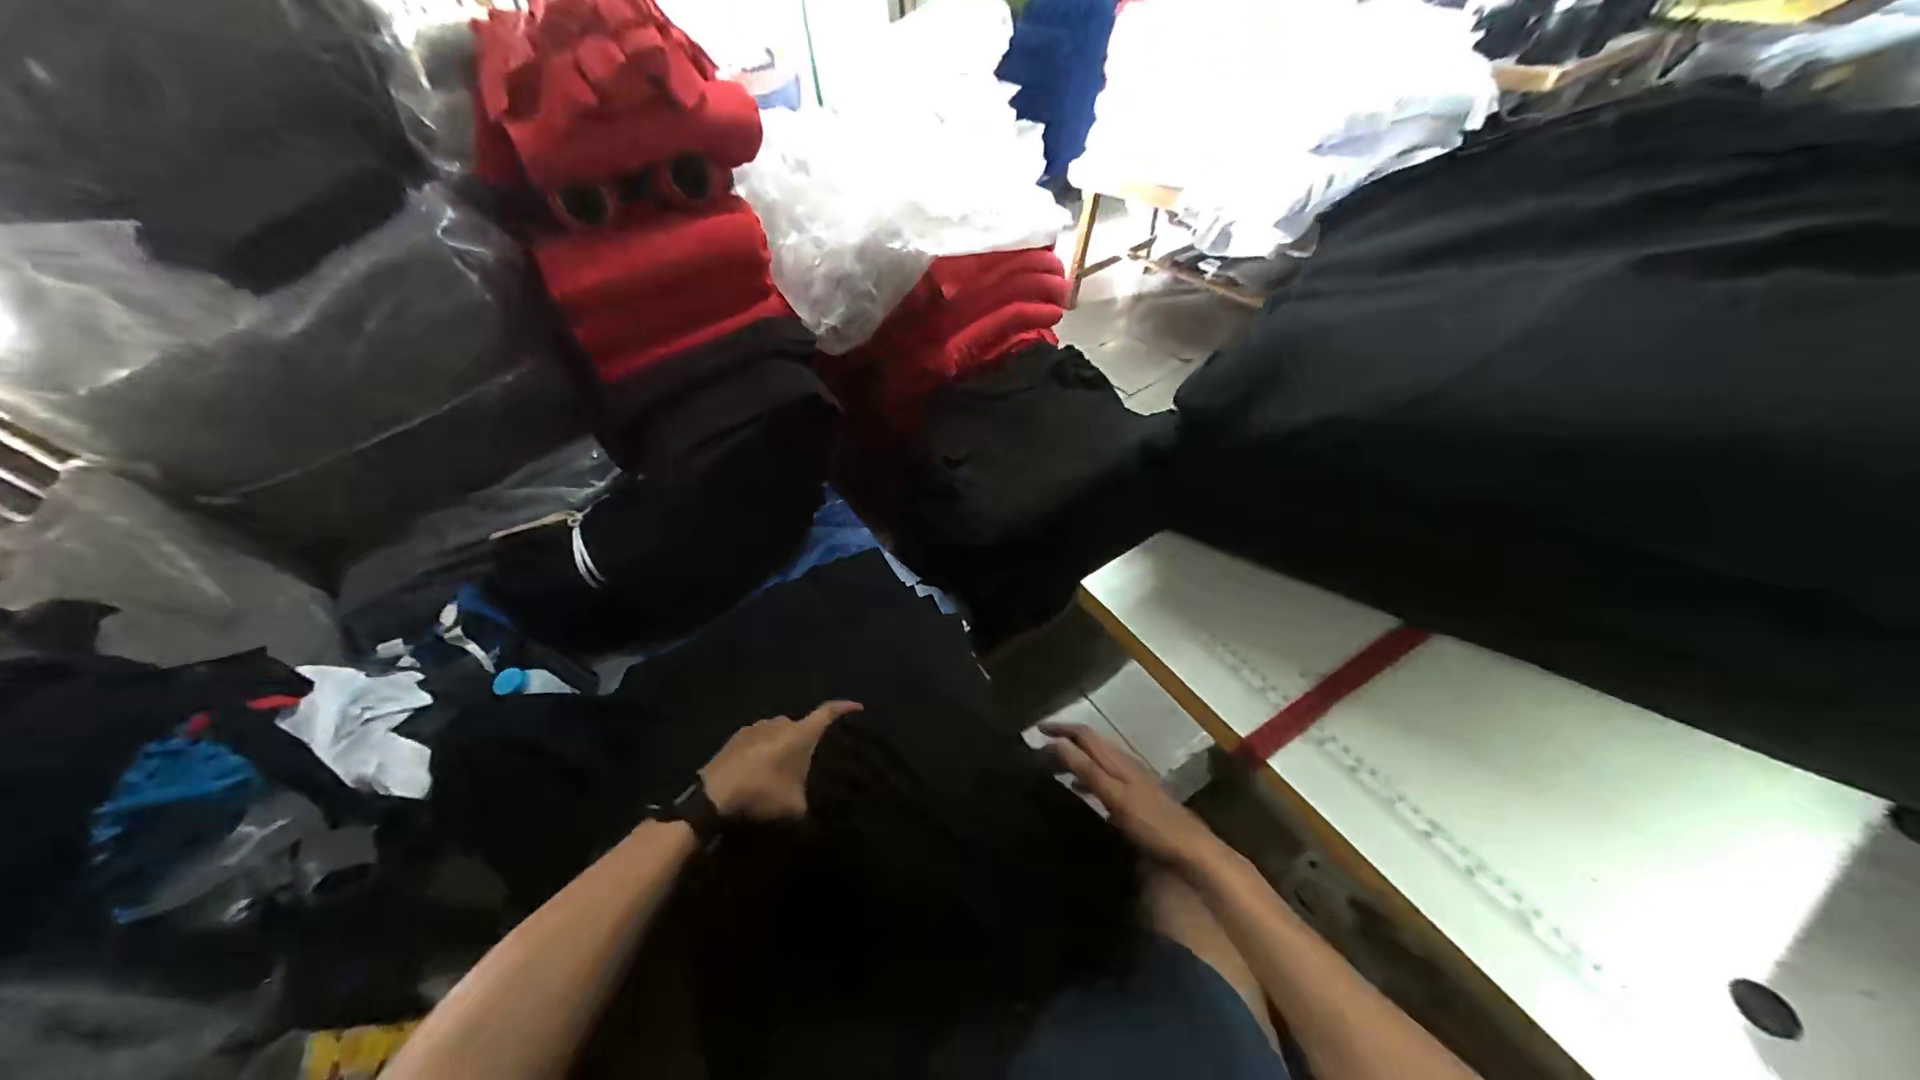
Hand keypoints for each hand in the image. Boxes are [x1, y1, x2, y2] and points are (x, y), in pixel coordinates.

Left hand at [701, 700, 862, 821]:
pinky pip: (762, 737)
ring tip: (786, 765)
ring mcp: (757, 726)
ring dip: (786, 743)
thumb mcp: (795, 809)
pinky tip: (762, 767)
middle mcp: (781, 722)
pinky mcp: (738, 736)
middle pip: (804, 724)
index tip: (858, 708)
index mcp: (800, 733)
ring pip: (781, 731)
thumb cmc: (761, 795)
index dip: (845, 708)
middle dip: (811, 738)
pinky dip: (767, 747)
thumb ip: (814, 805)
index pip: (828, 712)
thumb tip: (827, 812)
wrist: (713, 797)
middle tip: (814, 757)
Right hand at [1042, 722, 1232, 876]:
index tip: (1036, 729)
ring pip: (1098, 759)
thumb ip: (1087, 770)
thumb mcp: (1115, 797)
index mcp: (1118, 761)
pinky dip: (1087, 776)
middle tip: (1040, 749)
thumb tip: (1059, 743)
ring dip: (1076, 758)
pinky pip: (1105, 776)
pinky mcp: (1138, 796)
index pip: (1085, 734)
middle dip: (1066, 740)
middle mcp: (1126, 764)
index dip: (1061, 728)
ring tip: (1053, 767)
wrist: (1192, 850)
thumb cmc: (1152, 824)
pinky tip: (1080, 791)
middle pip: (1092, 743)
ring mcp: (1134, 780)